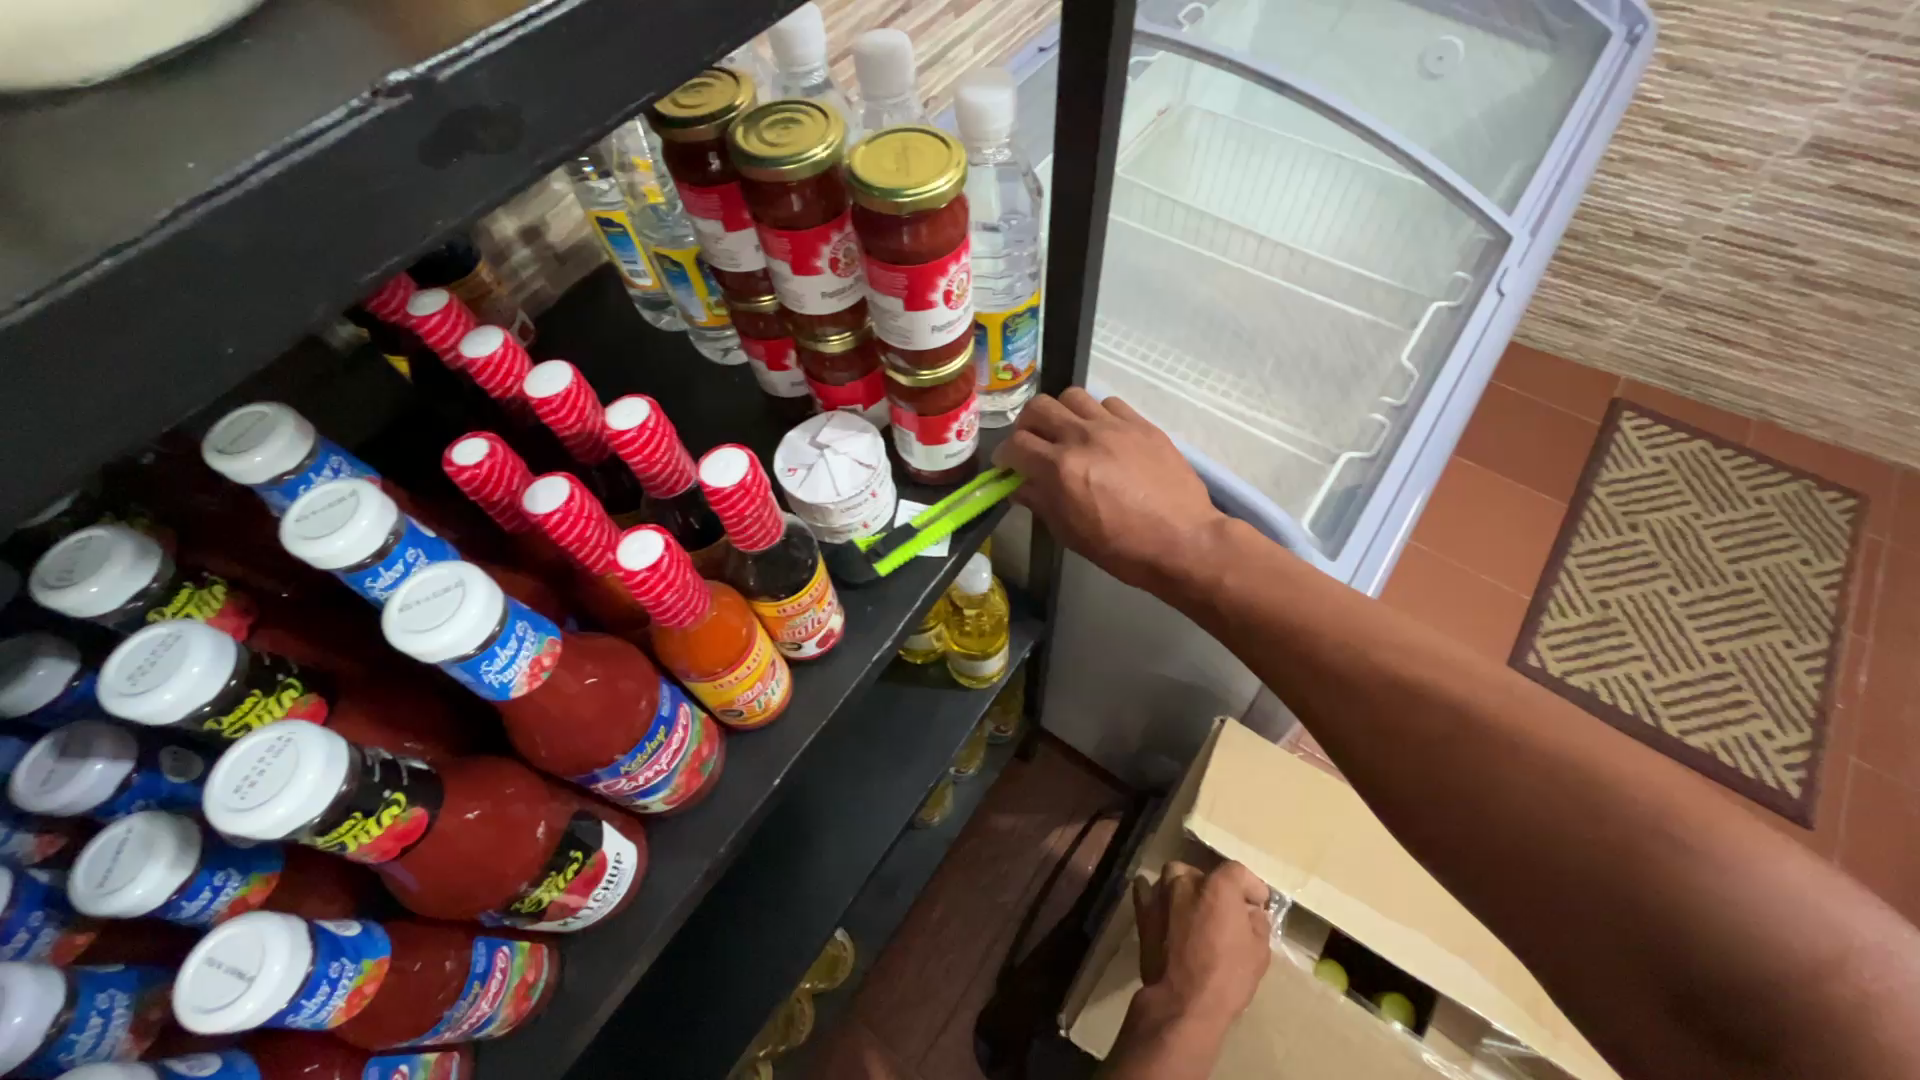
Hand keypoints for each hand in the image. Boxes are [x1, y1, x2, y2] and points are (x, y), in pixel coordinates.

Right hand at [993, 389, 1226, 591]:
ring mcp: (1114, 426)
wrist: (1182, 541)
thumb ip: (1041, 502)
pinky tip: (1103, 435)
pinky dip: (1097, 415)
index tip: (1007, 465)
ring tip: (1067, 433)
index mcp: (1060, 468)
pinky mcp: (1142, 424)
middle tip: (1032, 444)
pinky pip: (1109, 403)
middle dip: (1026, 426)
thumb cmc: (1121, 548)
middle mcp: (1082, 437)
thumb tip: (1020, 487)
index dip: (1004, 455)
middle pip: (1038, 408)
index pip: (1015, 445)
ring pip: (1072, 397)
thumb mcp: (1070, 533)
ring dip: (1061, 413)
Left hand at [1132, 860, 1272, 1025]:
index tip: (1258, 904)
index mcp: (1218, 887)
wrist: (1182, 1001)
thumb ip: (1257, 924)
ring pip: (1175, 875)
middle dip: (1218, 889)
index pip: (1238, 872)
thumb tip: (1252, 913)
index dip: (1251, 886)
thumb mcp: (1259, 952)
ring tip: (1195, 908)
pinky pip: (1146, 889)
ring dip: (1187, 886)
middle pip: (1205, 874)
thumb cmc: (1226, 977)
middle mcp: (1187, 881)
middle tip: (1226, 912)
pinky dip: (1155, 892)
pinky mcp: (1143, 910)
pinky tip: (1163, 904)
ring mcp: (1161, 893)